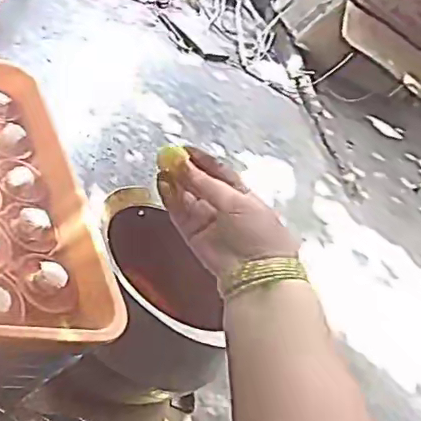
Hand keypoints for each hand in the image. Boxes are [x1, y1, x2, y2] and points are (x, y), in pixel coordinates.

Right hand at [156, 146, 300, 280]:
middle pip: (197, 182)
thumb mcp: (236, 201)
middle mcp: (221, 204)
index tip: (182, 149)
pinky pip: (177, 212)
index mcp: (240, 193)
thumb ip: (204, 183)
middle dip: (182, 169)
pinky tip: (162, 185)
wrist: (255, 271)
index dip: (200, 159)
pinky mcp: (191, 232)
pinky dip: (168, 198)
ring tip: (162, 168)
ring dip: (173, 182)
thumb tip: (182, 164)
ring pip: (184, 195)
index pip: (216, 171)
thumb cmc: (258, 234)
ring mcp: (205, 218)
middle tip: (166, 157)